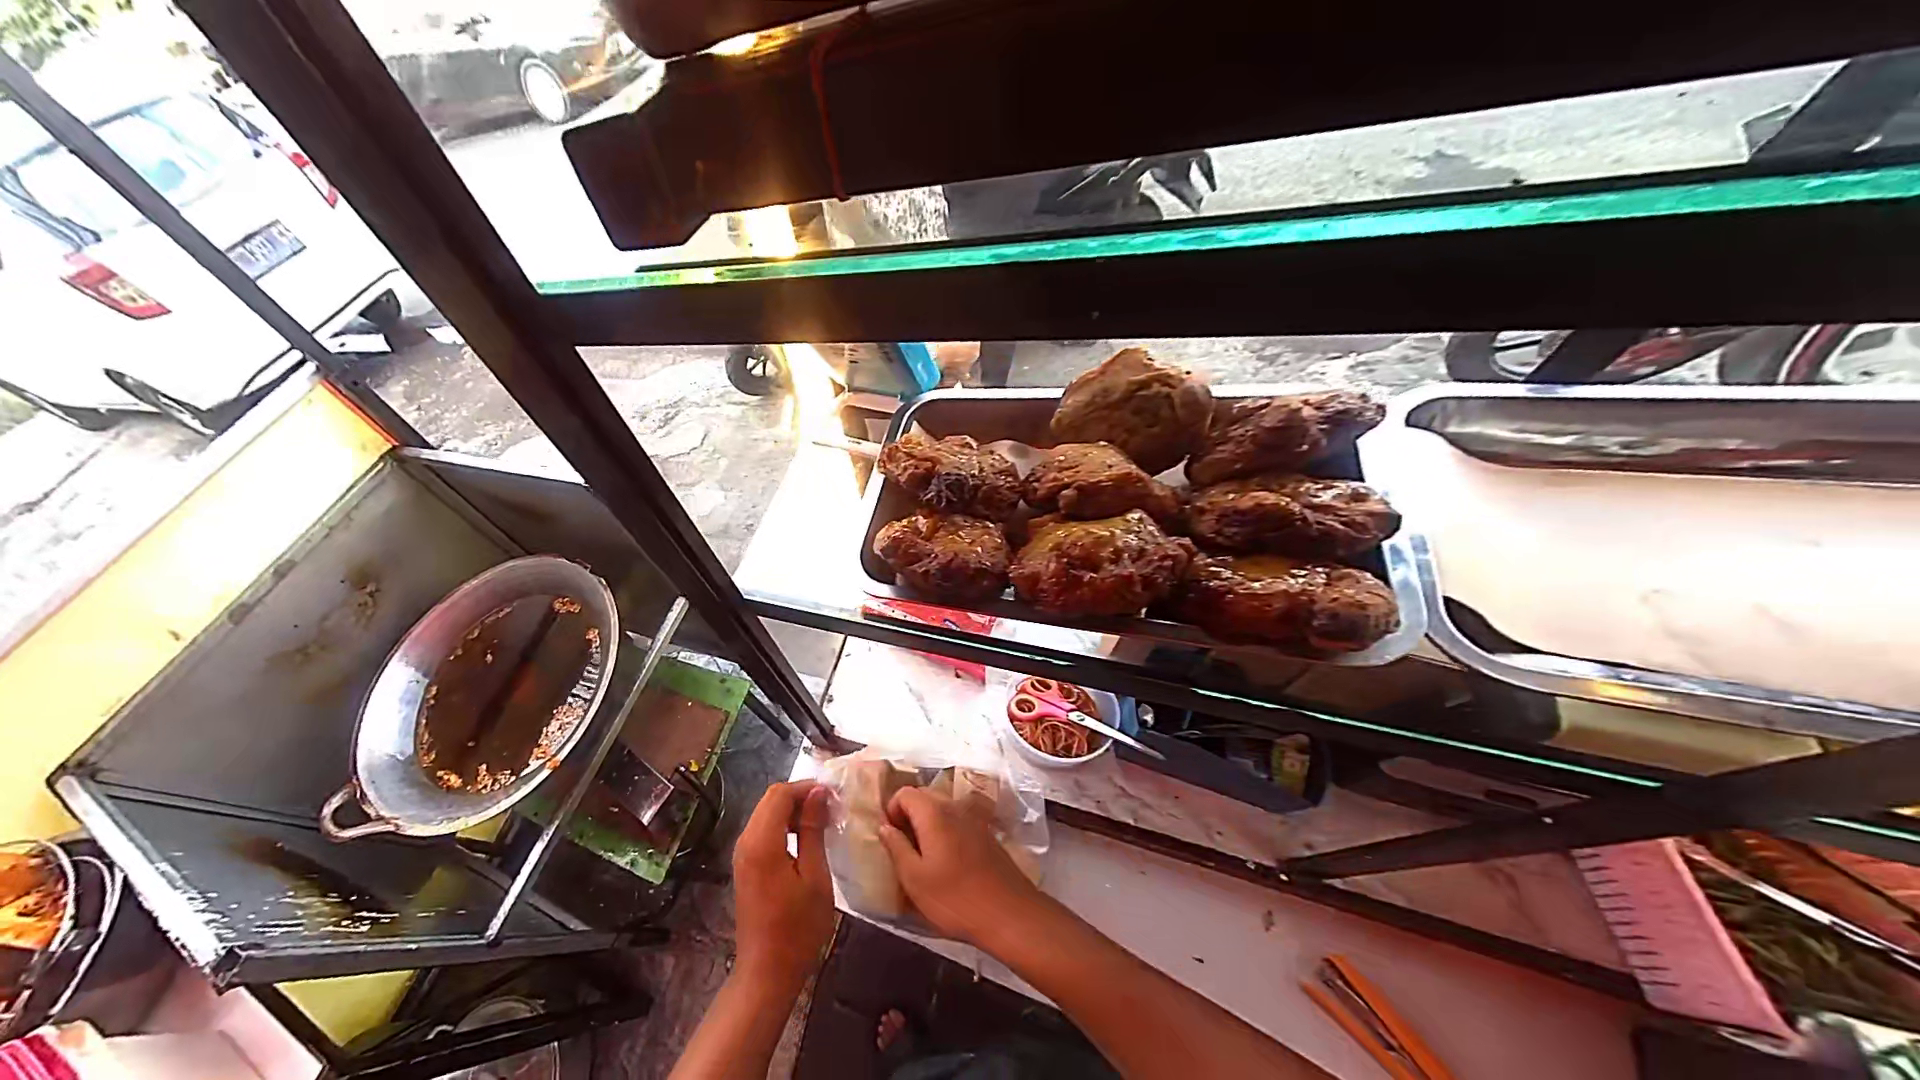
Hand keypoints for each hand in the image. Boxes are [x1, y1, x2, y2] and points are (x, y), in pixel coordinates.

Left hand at [732, 780, 834, 988]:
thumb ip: (814, 830)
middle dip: (801, 797)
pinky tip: (808, 839)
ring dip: (794, 811)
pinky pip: (764, 831)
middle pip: (771, 800)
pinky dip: (785, 826)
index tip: (835, 796)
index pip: (780, 794)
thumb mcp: (815, 875)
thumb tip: (819, 793)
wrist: (768, 971)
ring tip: (824, 821)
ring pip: (767, 814)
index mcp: (761, 842)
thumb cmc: (798, 927)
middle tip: (833, 808)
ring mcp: (743, 855)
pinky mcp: (746, 866)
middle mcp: (745, 842)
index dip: (807, 788)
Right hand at [878, 786, 1048, 946]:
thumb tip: (884, 827)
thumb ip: (896, 847)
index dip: (891, 810)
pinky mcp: (987, 833)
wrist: (1008, 913)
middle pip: (924, 796)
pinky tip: (947, 861)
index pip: (905, 792)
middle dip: (908, 815)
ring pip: (943, 808)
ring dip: (928, 823)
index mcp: (934, 813)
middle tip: (903, 847)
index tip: (890, 838)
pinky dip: (946, 831)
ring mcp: (975, 818)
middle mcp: (955, 807)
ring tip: (923, 856)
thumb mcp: (914, 879)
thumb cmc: (954, 898)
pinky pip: (958, 820)